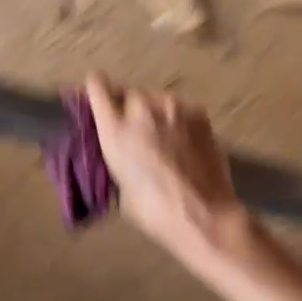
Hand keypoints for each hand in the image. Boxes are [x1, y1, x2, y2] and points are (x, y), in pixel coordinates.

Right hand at [85, 73, 276, 280]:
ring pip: (156, 99)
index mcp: (115, 128)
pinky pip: (181, 109)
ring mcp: (173, 107)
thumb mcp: (120, 187)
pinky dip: (179, 120)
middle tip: (138, 132)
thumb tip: (125, 154)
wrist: (204, 215)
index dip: (97, 91)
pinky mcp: (199, 112)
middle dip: (129, 109)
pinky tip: (186, 142)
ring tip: (165, 139)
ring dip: (156, 114)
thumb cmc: (155, 211)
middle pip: (128, 93)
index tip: (100, 102)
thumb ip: (119, 158)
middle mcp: (141, 108)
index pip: (96, 85)